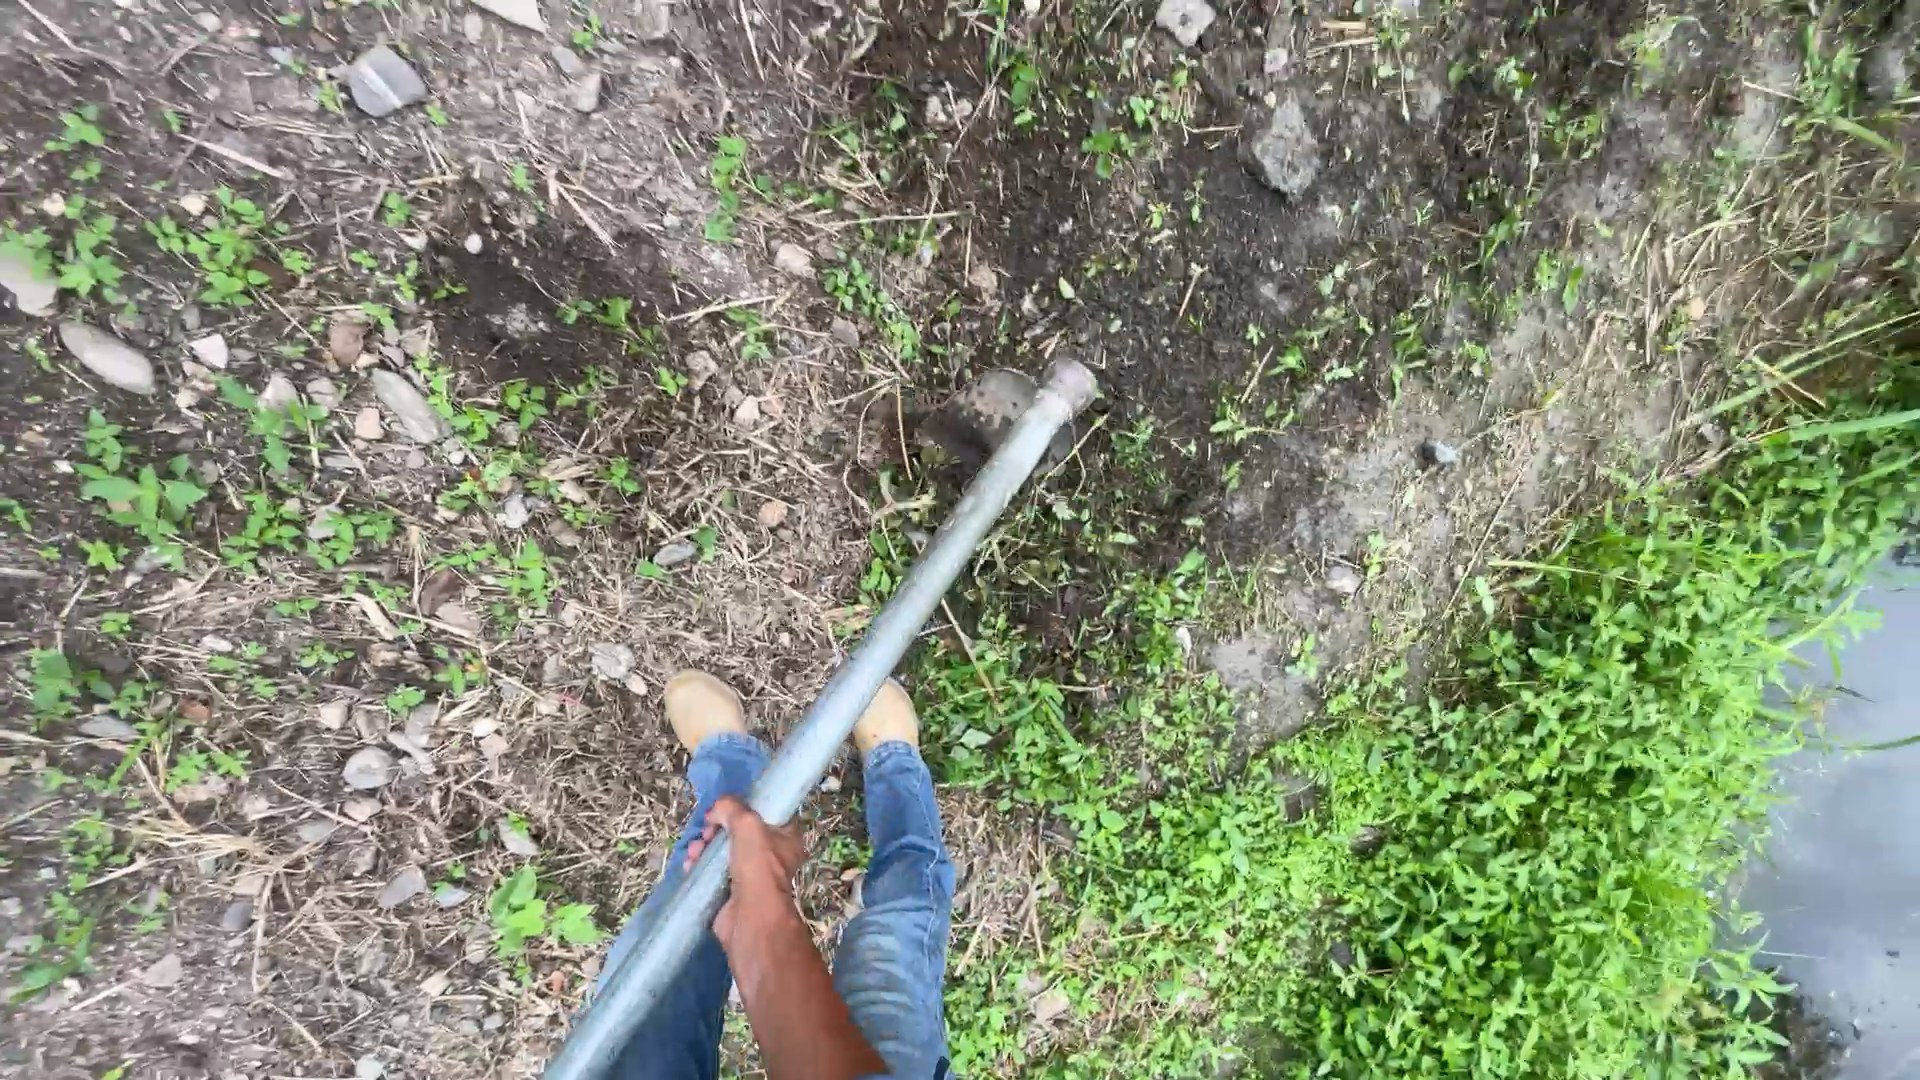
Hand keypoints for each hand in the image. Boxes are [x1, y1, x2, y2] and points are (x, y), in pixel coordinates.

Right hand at [685, 796, 805, 945]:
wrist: (750, 917)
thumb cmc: (758, 866)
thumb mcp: (748, 824)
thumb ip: (732, 808)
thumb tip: (716, 810)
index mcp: (786, 836)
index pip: (766, 813)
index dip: (744, 808)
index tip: (724, 809)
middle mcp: (772, 854)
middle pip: (739, 831)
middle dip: (717, 829)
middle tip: (706, 832)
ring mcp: (752, 874)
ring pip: (724, 851)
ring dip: (704, 847)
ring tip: (694, 851)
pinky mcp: (732, 891)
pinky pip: (713, 872)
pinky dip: (700, 866)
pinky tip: (690, 864)